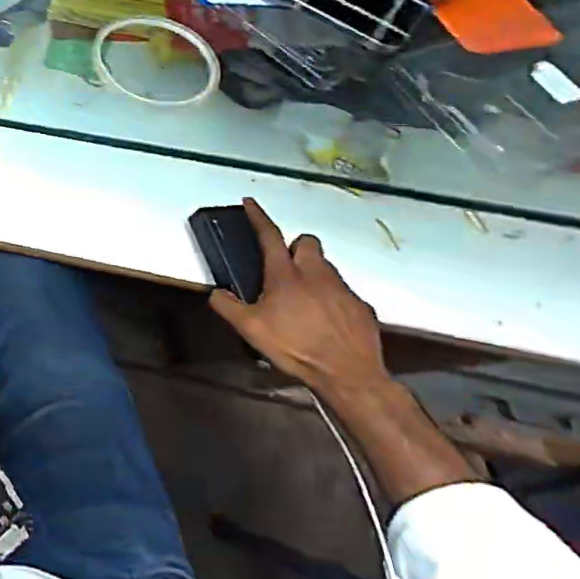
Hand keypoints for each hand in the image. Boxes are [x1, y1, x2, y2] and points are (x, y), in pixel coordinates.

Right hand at [208, 198, 388, 399]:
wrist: (349, 376)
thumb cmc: (295, 347)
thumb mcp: (250, 330)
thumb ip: (227, 307)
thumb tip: (217, 293)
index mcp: (285, 275)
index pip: (269, 236)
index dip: (258, 217)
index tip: (250, 202)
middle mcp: (316, 273)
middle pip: (307, 242)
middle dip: (296, 247)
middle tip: (285, 268)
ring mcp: (343, 289)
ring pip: (326, 266)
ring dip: (313, 273)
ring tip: (304, 298)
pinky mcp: (362, 307)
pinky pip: (344, 292)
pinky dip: (333, 299)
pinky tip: (326, 320)